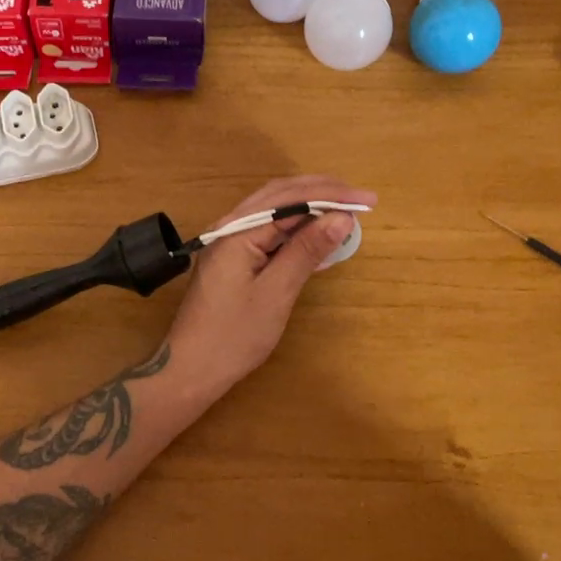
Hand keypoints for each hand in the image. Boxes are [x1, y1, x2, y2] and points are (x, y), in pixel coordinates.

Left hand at [165, 175, 376, 383]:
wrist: (192, 368)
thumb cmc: (234, 335)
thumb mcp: (276, 293)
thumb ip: (306, 251)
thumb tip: (341, 217)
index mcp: (236, 232)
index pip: (288, 198)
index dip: (330, 195)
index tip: (368, 199)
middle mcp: (228, 228)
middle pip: (278, 195)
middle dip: (321, 192)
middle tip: (361, 197)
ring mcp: (228, 243)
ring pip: (272, 210)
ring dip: (308, 205)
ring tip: (345, 208)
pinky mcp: (232, 259)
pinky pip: (266, 230)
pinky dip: (294, 227)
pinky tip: (316, 234)